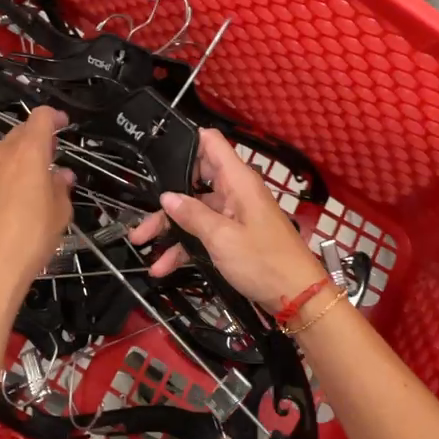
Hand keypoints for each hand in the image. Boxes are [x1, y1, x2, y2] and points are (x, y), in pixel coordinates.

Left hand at [0, 107, 74, 301]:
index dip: (54, 117)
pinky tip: (11, 202)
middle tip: (51, 156)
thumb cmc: (30, 238)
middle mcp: (0, 156)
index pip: (40, 117)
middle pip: (19, 133)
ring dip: (18, 160)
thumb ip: (61, 188)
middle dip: (36, 139)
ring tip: (33, 182)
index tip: (63, 124)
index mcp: (27, 152)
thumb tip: (61, 177)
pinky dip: (2, 178)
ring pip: (2, 154)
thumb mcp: (59, 212)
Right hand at [130, 128, 329, 309]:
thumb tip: (167, 196)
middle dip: (167, 197)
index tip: (158, 152)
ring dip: (170, 228)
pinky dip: (185, 246)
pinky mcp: (235, 236)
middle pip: (195, 181)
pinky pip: (204, 233)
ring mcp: (235, 215)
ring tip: (141, 243)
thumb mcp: (222, 238)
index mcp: (237, 180)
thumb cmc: (263, 261)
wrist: (298, 296)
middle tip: (140, 214)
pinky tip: (164, 266)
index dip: (186, 141)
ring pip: (195, 211)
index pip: (211, 143)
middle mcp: (235, 191)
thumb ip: (193, 215)